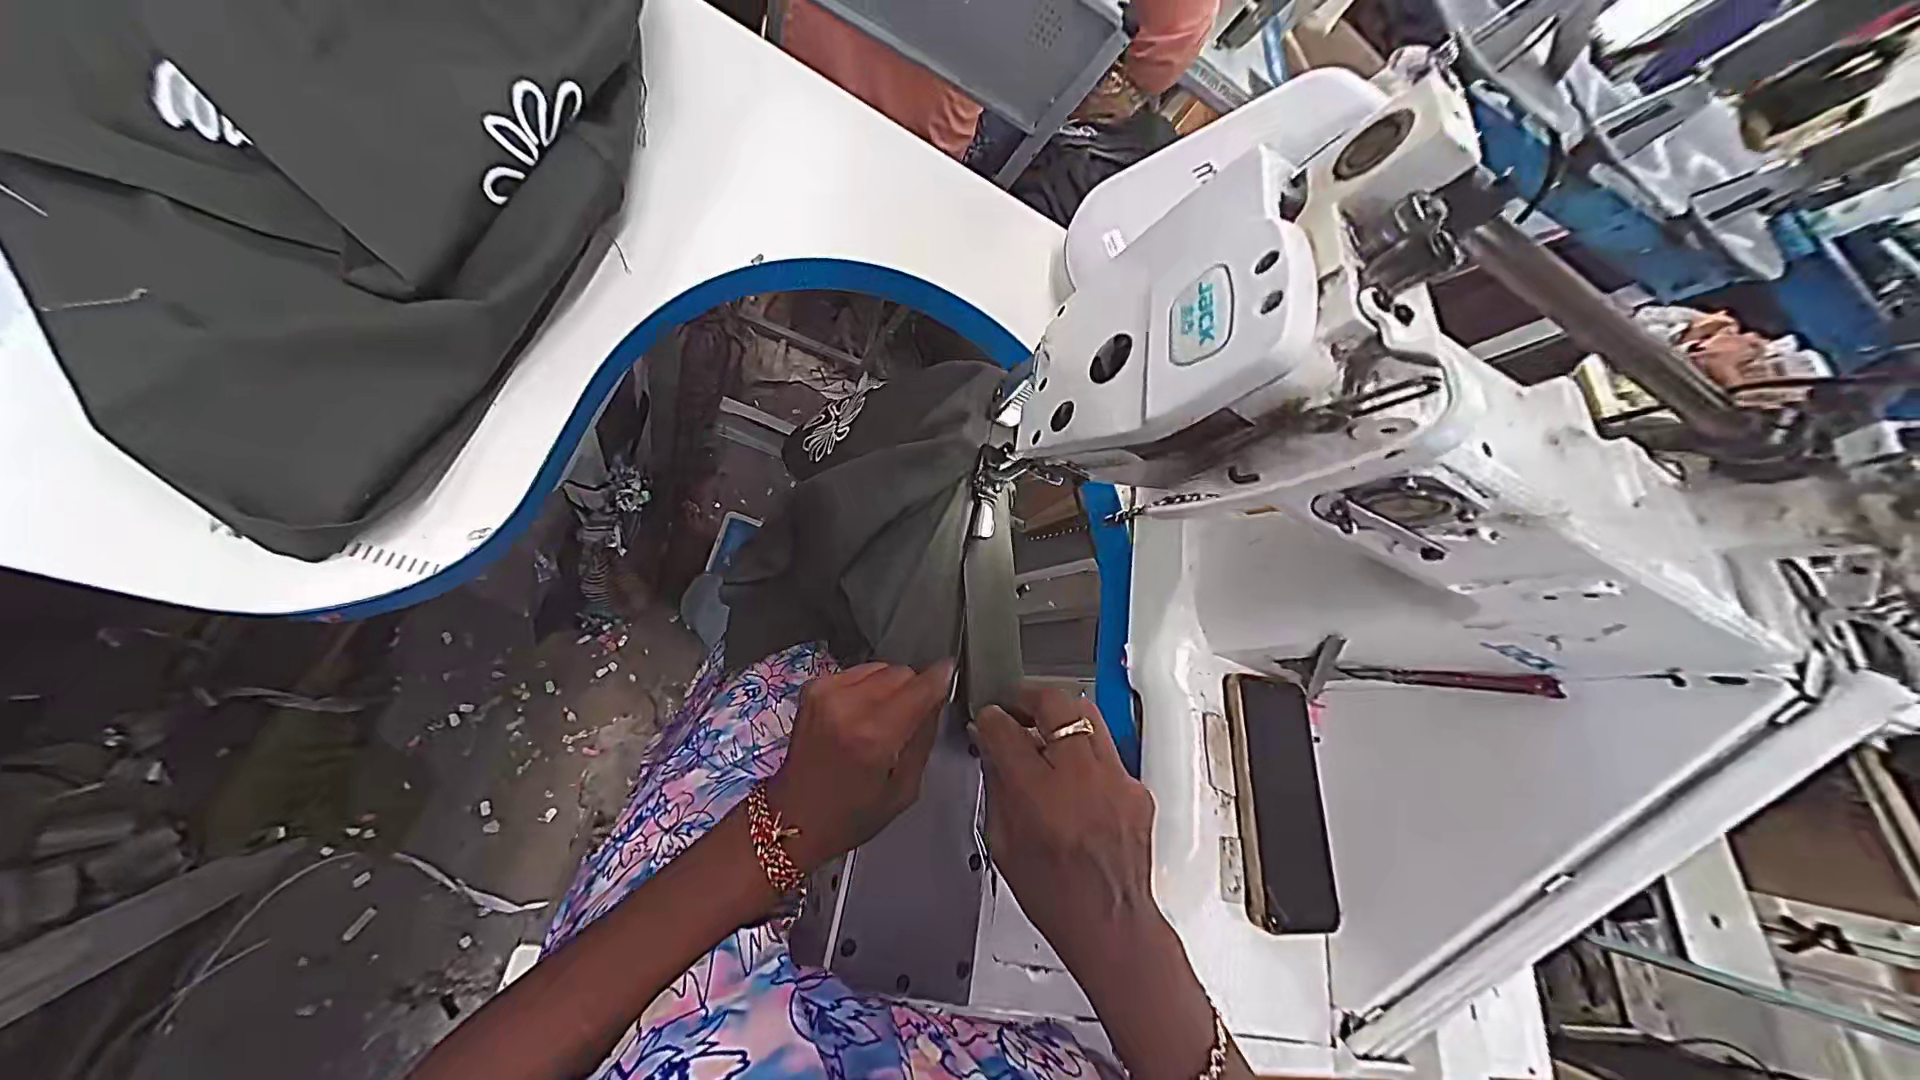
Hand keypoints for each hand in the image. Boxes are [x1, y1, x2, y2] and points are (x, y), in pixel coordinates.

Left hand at [763, 660, 954, 870]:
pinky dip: (867, 685)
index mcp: (873, 736)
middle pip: (902, 672)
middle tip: (911, 717)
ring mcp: (827, 692)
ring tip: (883, 717)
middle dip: (914, 689)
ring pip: (881, 667)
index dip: (941, 678)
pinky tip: (862, 712)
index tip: (950, 674)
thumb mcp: (904, 788)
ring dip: (890, 685)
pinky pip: (858, 671)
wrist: (793, 816)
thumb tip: (936, 700)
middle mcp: (848, 706)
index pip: (921, 686)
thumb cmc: (849, 814)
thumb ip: (924, 737)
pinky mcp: (814, 687)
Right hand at [975, 687, 1237, 1079]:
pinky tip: (1073, 766)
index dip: (990, 717)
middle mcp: (1080, 780)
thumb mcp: (1003, 842)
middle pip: (1053, 703)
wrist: (1111, 924)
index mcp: (1039, 796)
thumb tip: (993, 750)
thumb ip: (997, 787)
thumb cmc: (1057, 895)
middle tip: (1014, 704)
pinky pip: (1106, 747)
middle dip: (1027, 696)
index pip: (1005, 729)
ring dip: (1059, 712)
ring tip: (1043, 722)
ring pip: (1086, 712)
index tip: (987, 717)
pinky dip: (1084, 747)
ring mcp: (1114, 780)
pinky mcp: (1136, 787)